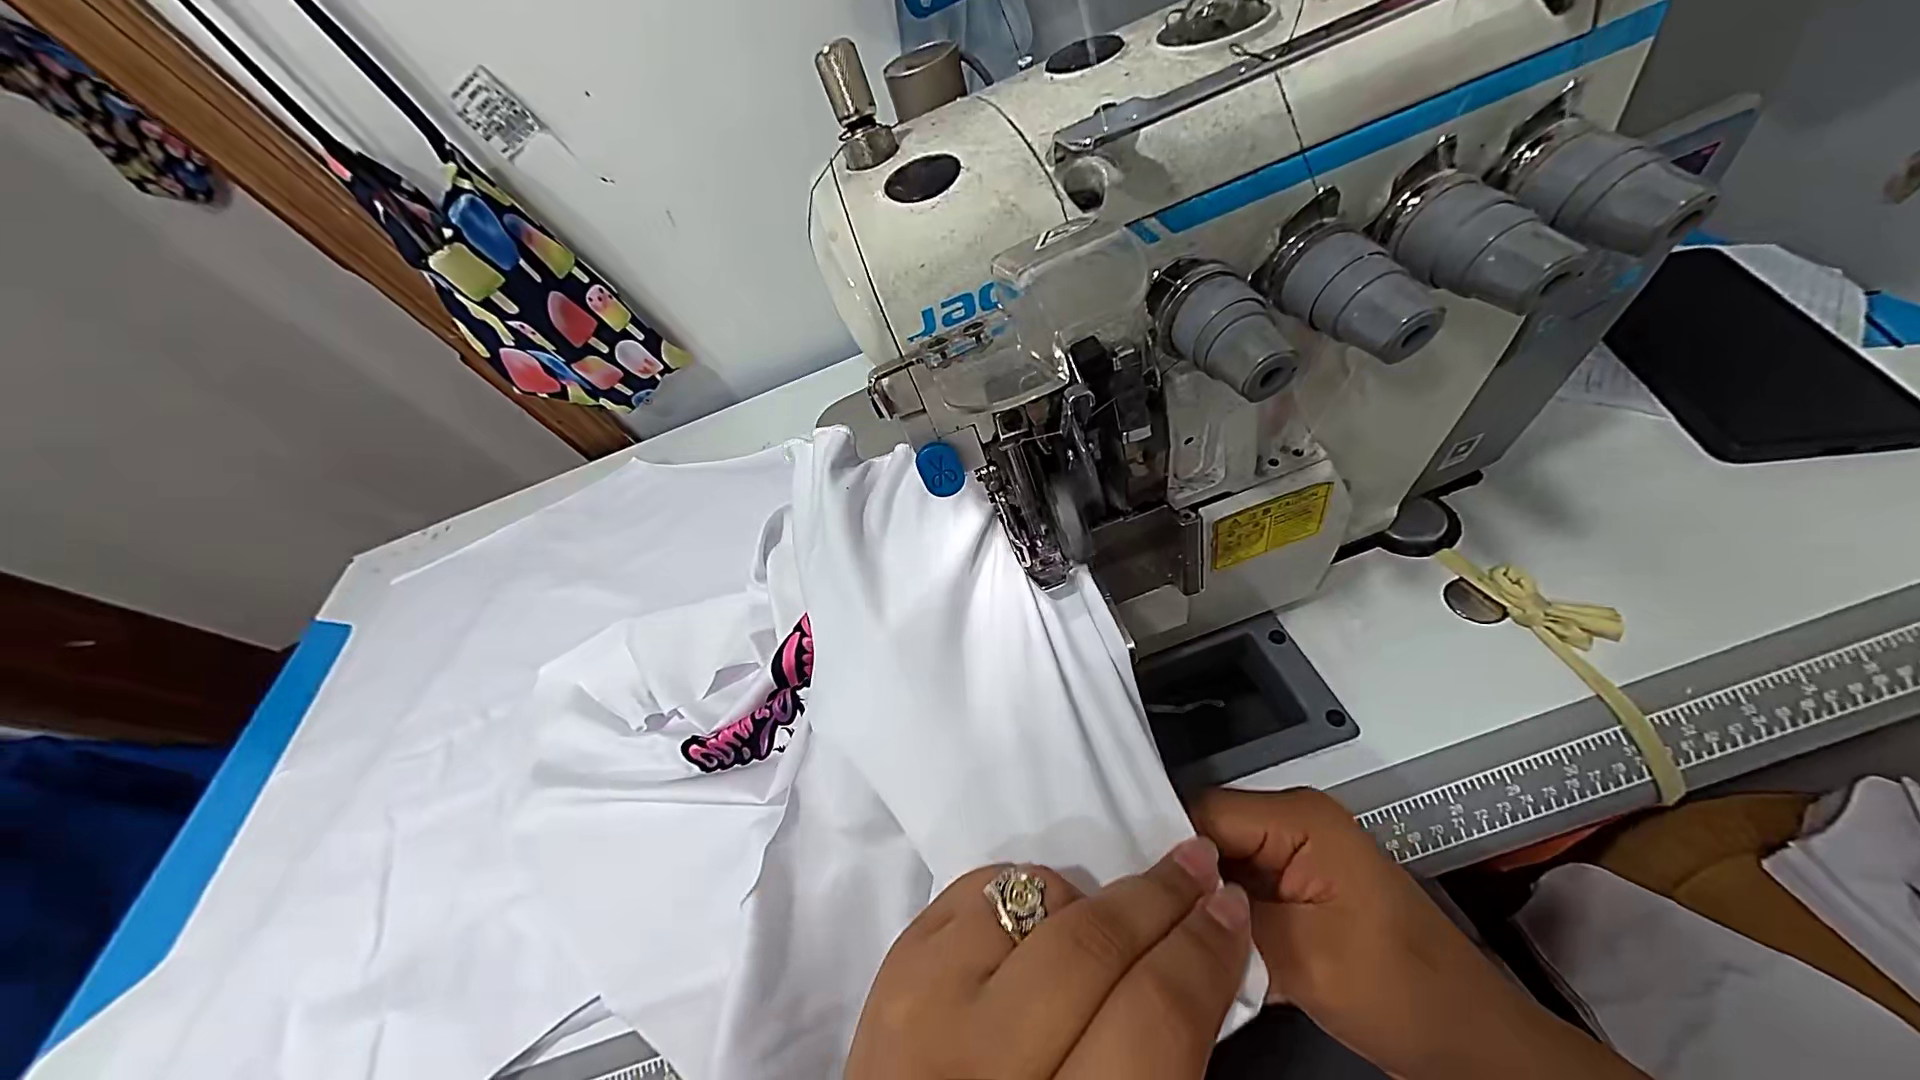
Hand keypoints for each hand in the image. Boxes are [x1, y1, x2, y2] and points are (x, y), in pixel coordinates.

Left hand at [846, 837, 1251, 1079]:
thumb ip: (1153, 1050)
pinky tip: (1038, 918)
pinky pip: (975, 888)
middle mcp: (981, 1059)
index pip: (1151, 1017)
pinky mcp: (893, 965)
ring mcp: (924, 1004)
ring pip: (1030, 900)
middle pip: (1090, 945)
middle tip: (1198, 866)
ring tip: (1111, 913)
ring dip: (1085, 895)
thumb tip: (1193, 954)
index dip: (1202, 953)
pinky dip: (1018, 891)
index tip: (1230, 909)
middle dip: (1158, 897)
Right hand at [1190, 788, 1646, 1079]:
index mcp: (1299, 817)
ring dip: (1202, 897)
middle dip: (1183, 875)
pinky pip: (1241, 884)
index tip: (1136, 887)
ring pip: (1221, 861)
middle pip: (1209, 832)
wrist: (1472, 1044)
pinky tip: (1202, 939)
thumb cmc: (1400, 992)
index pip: (1204, 810)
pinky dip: (1223, 912)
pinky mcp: (1298, 883)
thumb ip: (1229, 911)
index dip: (1168, 846)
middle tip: (1147, 915)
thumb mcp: (1302, 955)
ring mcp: (1297, 852)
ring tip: (1168, 930)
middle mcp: (1294, 820)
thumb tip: (1170, 887)